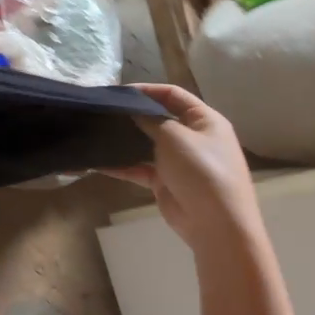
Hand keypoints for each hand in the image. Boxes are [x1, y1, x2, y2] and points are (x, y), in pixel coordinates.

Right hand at [103, 84, 262, 253]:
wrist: (217, 224)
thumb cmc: (201, 170)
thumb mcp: (174, 136)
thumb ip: (150, 119)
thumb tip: (133, 112)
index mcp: (205, 121)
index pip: (173, 94)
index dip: (147, 89)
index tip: (117, 92)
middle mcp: (193, 138)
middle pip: (159, 118)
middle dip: (132, 114)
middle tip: (102, 110)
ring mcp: (179, 161)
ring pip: (147, 143)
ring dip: (124, 139)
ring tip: (96, 131)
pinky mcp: (166, 181)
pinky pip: (139, 167)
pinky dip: (120, 165)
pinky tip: (97, 162)